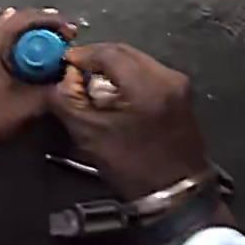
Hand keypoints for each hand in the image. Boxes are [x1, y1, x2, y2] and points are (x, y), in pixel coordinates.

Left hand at [0, 8, 72, 162]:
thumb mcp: (25, 106)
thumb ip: (50, 89)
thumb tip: (67, 77)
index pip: (25, 19)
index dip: (52, 21)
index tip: (71, 31)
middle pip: (12, 22)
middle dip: (39, 27)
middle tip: (61, 37)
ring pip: (0, 33)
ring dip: (23, 38)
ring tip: (44, 47)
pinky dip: (8, 48)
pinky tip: (19, 60)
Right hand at [49, 43, 209, 197]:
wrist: (176, 193)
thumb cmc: (132, 166)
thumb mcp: (91, 135)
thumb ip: (69, 100)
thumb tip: (63, 77)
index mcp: (146, 85)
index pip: (109, 53)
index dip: (84, 54)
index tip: (66, 62)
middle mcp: (165, 76)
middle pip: (124, 51)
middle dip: (98, 57)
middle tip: (76, 69)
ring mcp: (177, 81)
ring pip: (137, 59)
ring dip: (113, 65)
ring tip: (93, 80)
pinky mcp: (181, 90)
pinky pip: (149, 70)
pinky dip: (129, 74)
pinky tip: (116, 90)